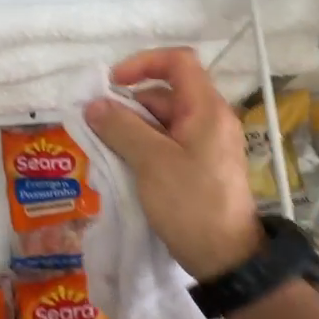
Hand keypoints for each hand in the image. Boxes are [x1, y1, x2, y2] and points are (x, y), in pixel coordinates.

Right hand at [83, 46, 262, 278]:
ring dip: (131, 132)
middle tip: (100, 131)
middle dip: (129, 107)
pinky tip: (124, 170)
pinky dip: (143, 151)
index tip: (112, 84)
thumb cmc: (190, 203)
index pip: (178, 62)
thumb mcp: (151, 162)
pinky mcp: (198, 168)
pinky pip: (166, 146)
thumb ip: (121, 128)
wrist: (225, 256)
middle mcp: (209, 120)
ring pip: (161, 123)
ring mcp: (205, 145)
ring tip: (107, 155)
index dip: (142, 63)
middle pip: (164, 94)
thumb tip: (93, 105)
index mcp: (206, 109)